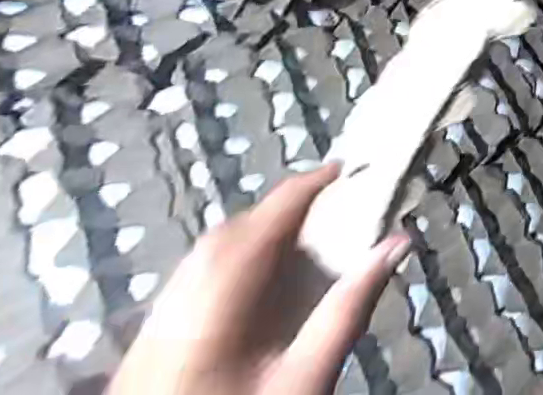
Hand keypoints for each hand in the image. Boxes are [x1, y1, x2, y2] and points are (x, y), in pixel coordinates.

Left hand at [108, 164, 409, 394]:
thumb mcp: (306, 379)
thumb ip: (349, 308)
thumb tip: (399, 241)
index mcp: (212, 313)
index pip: (260, 228)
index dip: (302, 190)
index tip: (347, 167)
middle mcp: (171, 314)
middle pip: (225, 237)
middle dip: (280, 207)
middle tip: (333, 198)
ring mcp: (149, 336)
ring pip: (202, 259)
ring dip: (255, 231)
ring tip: (305, 229)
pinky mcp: (143, 355)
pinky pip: (190, 283)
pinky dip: (233, 259)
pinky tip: (261, 274)